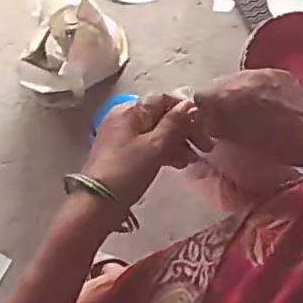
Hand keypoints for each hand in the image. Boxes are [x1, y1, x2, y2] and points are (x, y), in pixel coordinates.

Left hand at [82, 93, 199, 203]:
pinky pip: (150, 145)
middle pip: (163, 116)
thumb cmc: (128, 170)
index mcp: (131, 111)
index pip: (164, 100)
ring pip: (158, 132)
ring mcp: (123, 136)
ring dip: (179, 143)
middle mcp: (125, 118)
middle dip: (185, 130)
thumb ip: (175, 123)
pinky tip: (179, 164)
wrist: (98, 203)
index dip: (186, 110)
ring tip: (193, 160)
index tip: (204, 126)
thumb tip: (191, 105)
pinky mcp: (123, 153)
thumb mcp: (156, 145)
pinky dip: (166, 151)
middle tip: (205, 147)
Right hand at [191, 70, 302, 166]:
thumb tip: (209, 119)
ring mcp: (265, 72)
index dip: (204, 111)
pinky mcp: (281, 73)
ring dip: (239, 93)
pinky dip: (256, 90)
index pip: (202, 95)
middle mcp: (244, 76)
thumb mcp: (240, 141)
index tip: (212, 124)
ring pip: (239, 80)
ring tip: (249, 112)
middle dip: (220, 100)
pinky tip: (266, 105)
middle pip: (220, 84)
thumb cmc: (280, 147)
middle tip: (228, 118)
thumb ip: (220, 125)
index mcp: (229, 94)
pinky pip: (259, 79)